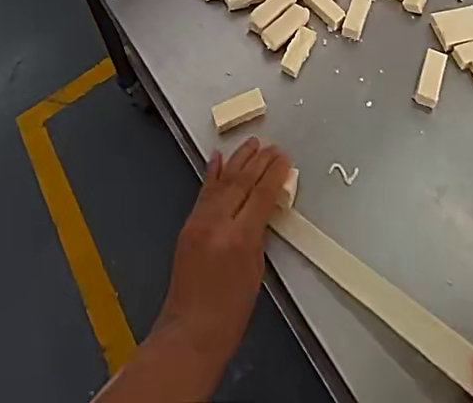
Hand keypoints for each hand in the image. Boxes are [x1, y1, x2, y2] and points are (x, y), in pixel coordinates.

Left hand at [155, 138, 292, 350]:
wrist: (191, 329)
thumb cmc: (231, 312)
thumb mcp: (255, 272)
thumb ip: (258, 235)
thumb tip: (261, 208)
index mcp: (240, 237)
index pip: (261, 195)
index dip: (274, 174)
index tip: (285, 159)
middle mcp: (217, 222)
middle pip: (241, 182)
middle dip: (259, 162)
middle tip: (273, 146)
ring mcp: (199, 220)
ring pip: (222, 181)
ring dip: (238, 160)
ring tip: (252, 143)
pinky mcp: (188, 224)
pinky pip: (203, 192)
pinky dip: (212, 173)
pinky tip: (218, 157)